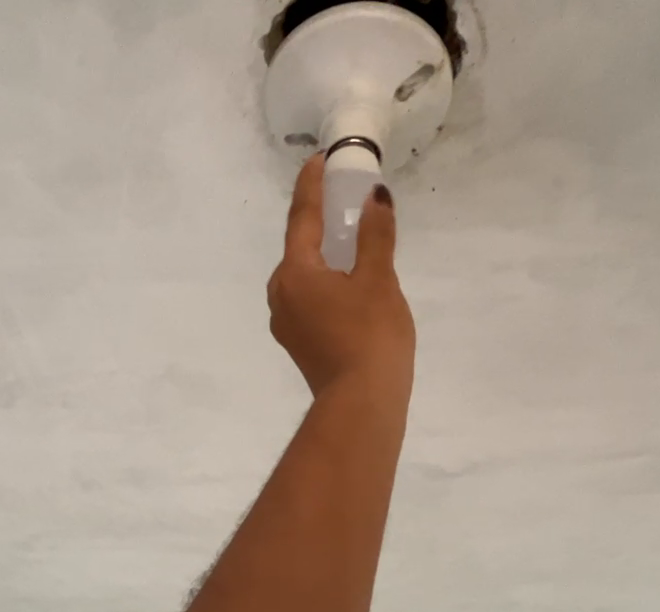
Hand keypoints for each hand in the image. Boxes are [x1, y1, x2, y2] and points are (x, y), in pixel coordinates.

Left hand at [267, 155, 416, 400]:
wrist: (361, 403)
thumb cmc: (369, 336)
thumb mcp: (378, 279)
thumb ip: (374, 235)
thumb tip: (375, 198)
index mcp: (294, 273)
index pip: (301, 217)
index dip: (311, 186)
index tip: (318, 160)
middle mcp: (280, 295)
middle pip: (299, 248)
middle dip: (319, 223)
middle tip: (343, 199)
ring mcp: (286, 323)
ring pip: (303, 276)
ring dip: (323, 256)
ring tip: (351, 241)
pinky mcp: (298, 344)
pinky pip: (308, 300)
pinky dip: (325, 283)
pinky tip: (347, 283)